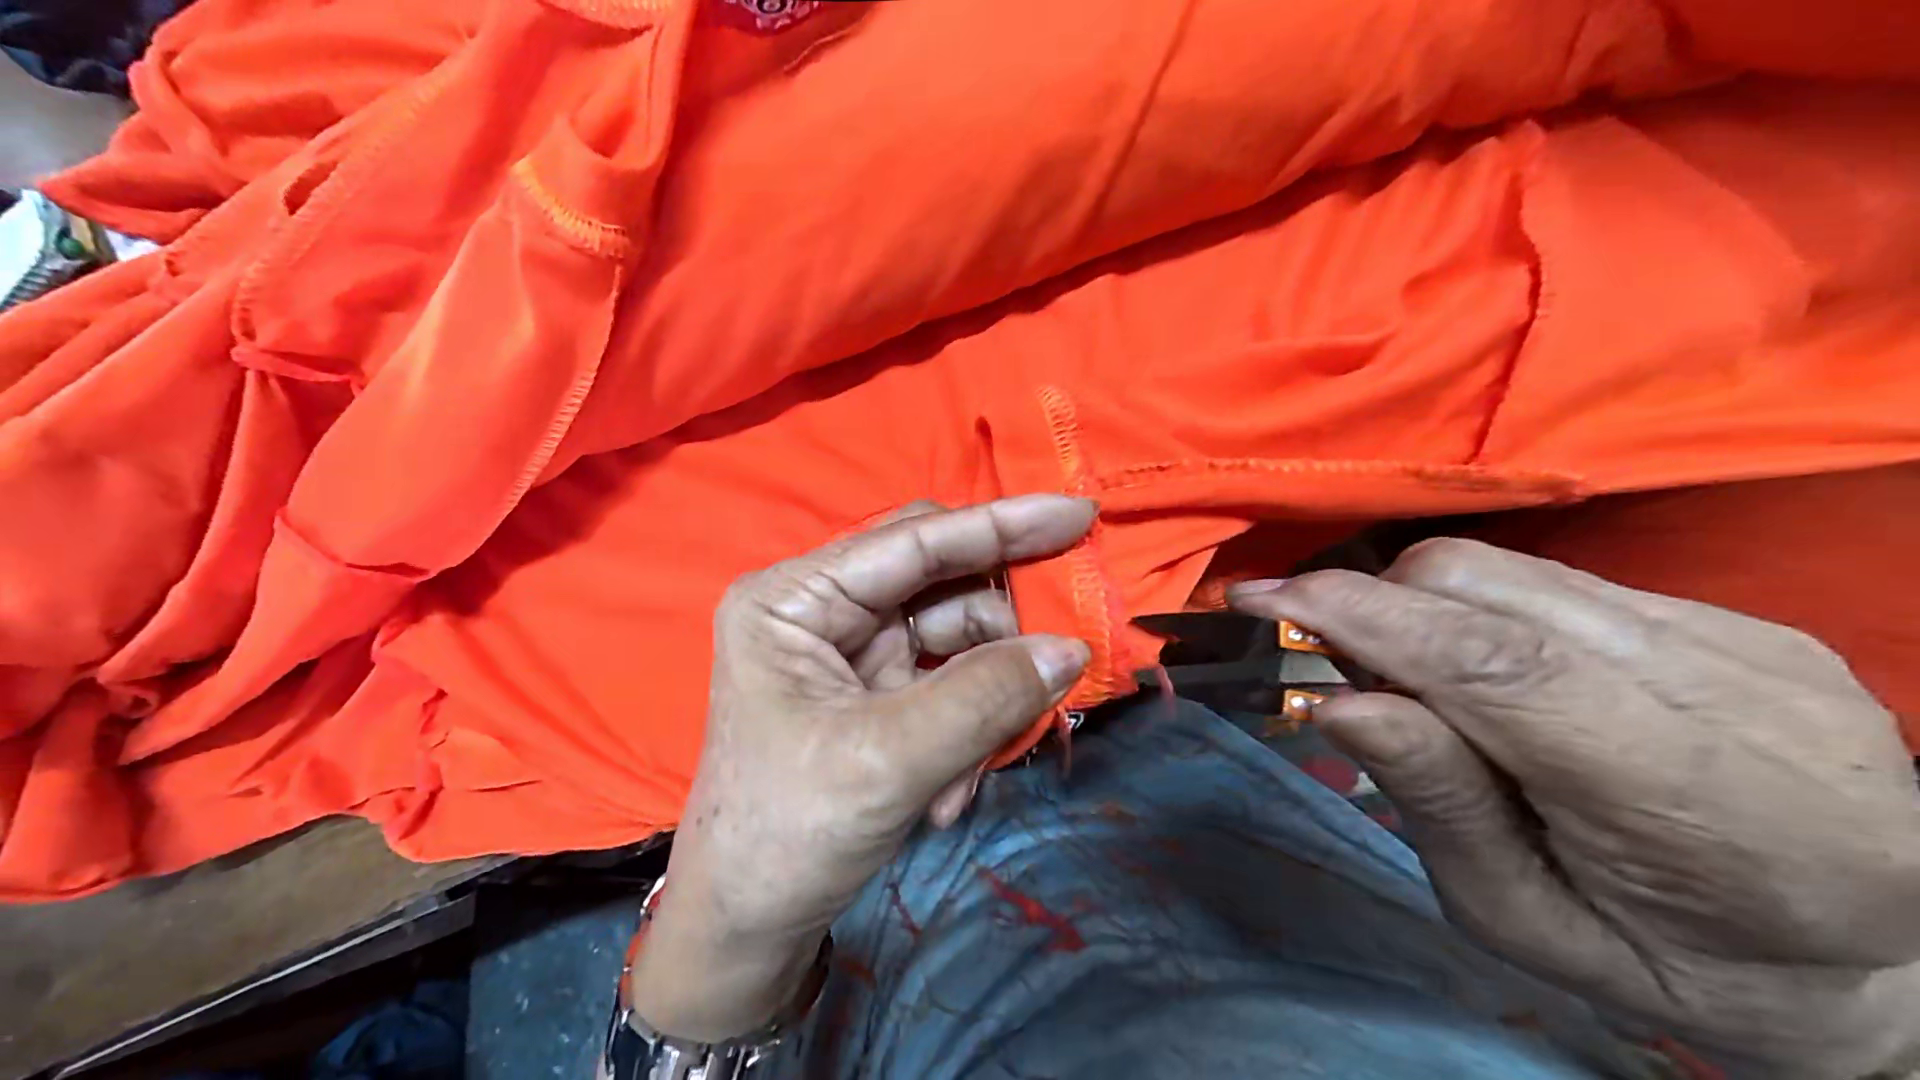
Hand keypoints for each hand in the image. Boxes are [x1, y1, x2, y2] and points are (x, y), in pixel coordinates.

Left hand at [627, 496, 1094, 1041]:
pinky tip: (951, 790)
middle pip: (941, 581)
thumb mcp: (890, 761)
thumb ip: (985, 697)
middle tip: (1055, 657)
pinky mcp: (878, 690)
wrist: (749, 926)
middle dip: (999, 627)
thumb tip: (1069, 650)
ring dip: (986, 698)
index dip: (1000, 525)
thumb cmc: (789, 833)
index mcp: (796, 598)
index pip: (914, 540)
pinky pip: (952, 681)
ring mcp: (854, 649)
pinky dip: (971, 726)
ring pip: (957, 636)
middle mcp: (824, 608)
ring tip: (973, 770)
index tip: (1078, 513)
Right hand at [1230, 540, 1919, 1078]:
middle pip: (1487, 590)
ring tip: (1409, 674)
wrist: (1883, 953)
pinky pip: (1541, 579)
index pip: (1500, 668)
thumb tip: (1336, 703)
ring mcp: (1741, 638)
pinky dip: (1469, 610)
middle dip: (1371, 608)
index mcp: (1703, 807)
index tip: (1259, 598)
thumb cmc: (1667, 963)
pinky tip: (1484, 670)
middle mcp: (1738, 693)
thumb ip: (1436, 802)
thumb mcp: (1522, 921)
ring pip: (1504, 567)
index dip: (1364, 618)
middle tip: (1334, 667)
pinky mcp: (1727, 615)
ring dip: (1413, 606)